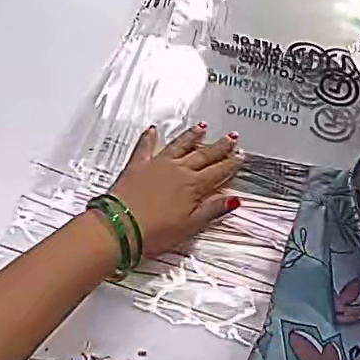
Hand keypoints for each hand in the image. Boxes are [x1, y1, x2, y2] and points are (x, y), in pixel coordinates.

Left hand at [109, 123, 244, 257]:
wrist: (119, 228)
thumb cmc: (153, 232)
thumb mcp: (190, 226)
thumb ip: (212, 209)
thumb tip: (232, 200)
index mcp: (193, 185)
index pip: (218, 172)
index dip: (231, 164)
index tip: (240, 157)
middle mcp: (177, 170)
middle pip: (204, 155)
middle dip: (219, 146)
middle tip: (231, 138)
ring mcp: (157, 165)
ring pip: (179, 145)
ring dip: (192, 136)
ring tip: (202, 127)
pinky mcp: (137, 166)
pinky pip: (145, 147)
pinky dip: (149, 138)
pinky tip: (152, 130)